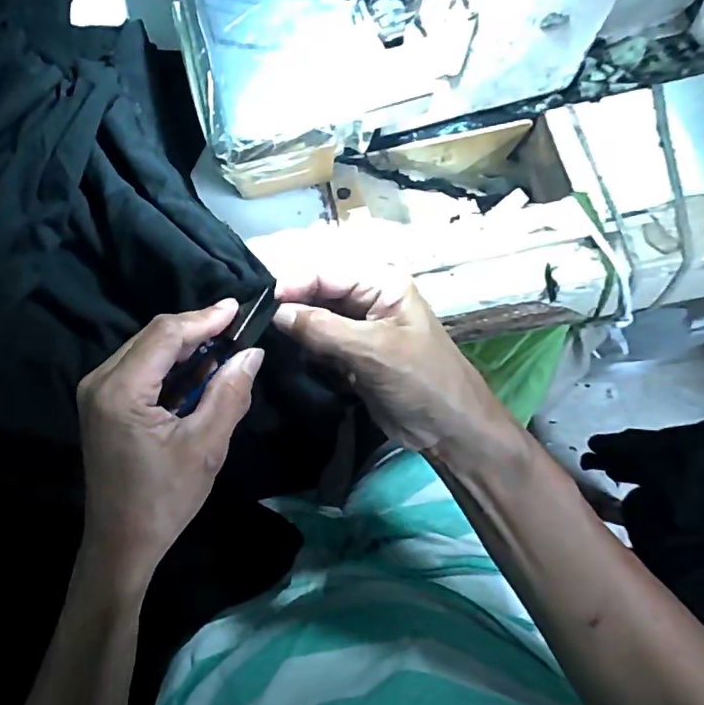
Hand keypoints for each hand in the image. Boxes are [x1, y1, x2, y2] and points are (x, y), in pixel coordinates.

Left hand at [76, 300, 263, 590]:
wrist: (120, 542)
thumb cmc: (163, 500)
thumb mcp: (205, 447)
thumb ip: (229, 394)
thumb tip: (252, 353)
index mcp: (120, 389)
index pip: (164, 334)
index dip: (203, 317)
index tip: (238, 308)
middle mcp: (99, 380)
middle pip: (152, 336)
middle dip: (195, 329)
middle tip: (236, 327)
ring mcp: (95, 390)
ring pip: (144, 349)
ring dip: (183, 347)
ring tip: (223, 345)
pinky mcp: (100, 402)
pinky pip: (138, 369)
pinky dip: (168, 366)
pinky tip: (197, 369)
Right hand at [273, 271, 525, 467]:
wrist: (450, 430)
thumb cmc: (423, 381)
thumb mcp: (373, 351)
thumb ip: (322, 329)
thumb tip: (276, 312)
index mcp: (382, 284)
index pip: (326, 274)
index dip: (292, 284)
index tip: (261, 299)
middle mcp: (367, 299)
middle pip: (316, 292)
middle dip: (288, 303)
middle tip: (253, 315)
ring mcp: (357, 326)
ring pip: (312, 316)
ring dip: (291, 324)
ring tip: (259, 330)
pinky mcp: (348, 352)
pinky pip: (315, 340)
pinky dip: (300, 344)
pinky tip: (280, 348)